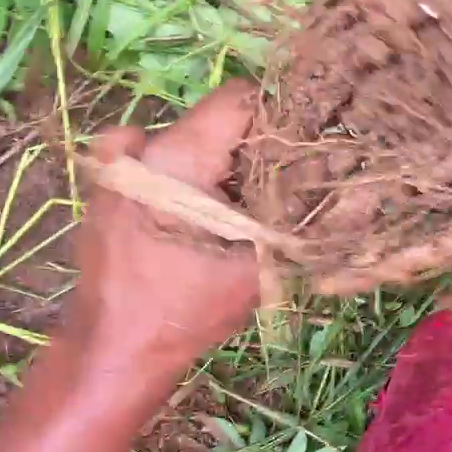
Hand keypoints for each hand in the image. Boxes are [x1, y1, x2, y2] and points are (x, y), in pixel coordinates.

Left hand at [65, 80, 276, 380]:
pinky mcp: (107, 187)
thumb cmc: (189, 307)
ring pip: (191, 144)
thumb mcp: (258, 265)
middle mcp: (140, 146)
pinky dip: (185, 176)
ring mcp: (115, 165)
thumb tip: (344, 194)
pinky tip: (197, 211)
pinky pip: (157, 161)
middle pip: (217, 125)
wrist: (117, 350)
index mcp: (177, 155)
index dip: (281, 120)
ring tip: (244, 210)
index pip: (239, 101)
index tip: (306, 151)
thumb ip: (297, 221)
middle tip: (284, 191)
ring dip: (223, 169)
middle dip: (256, 152)